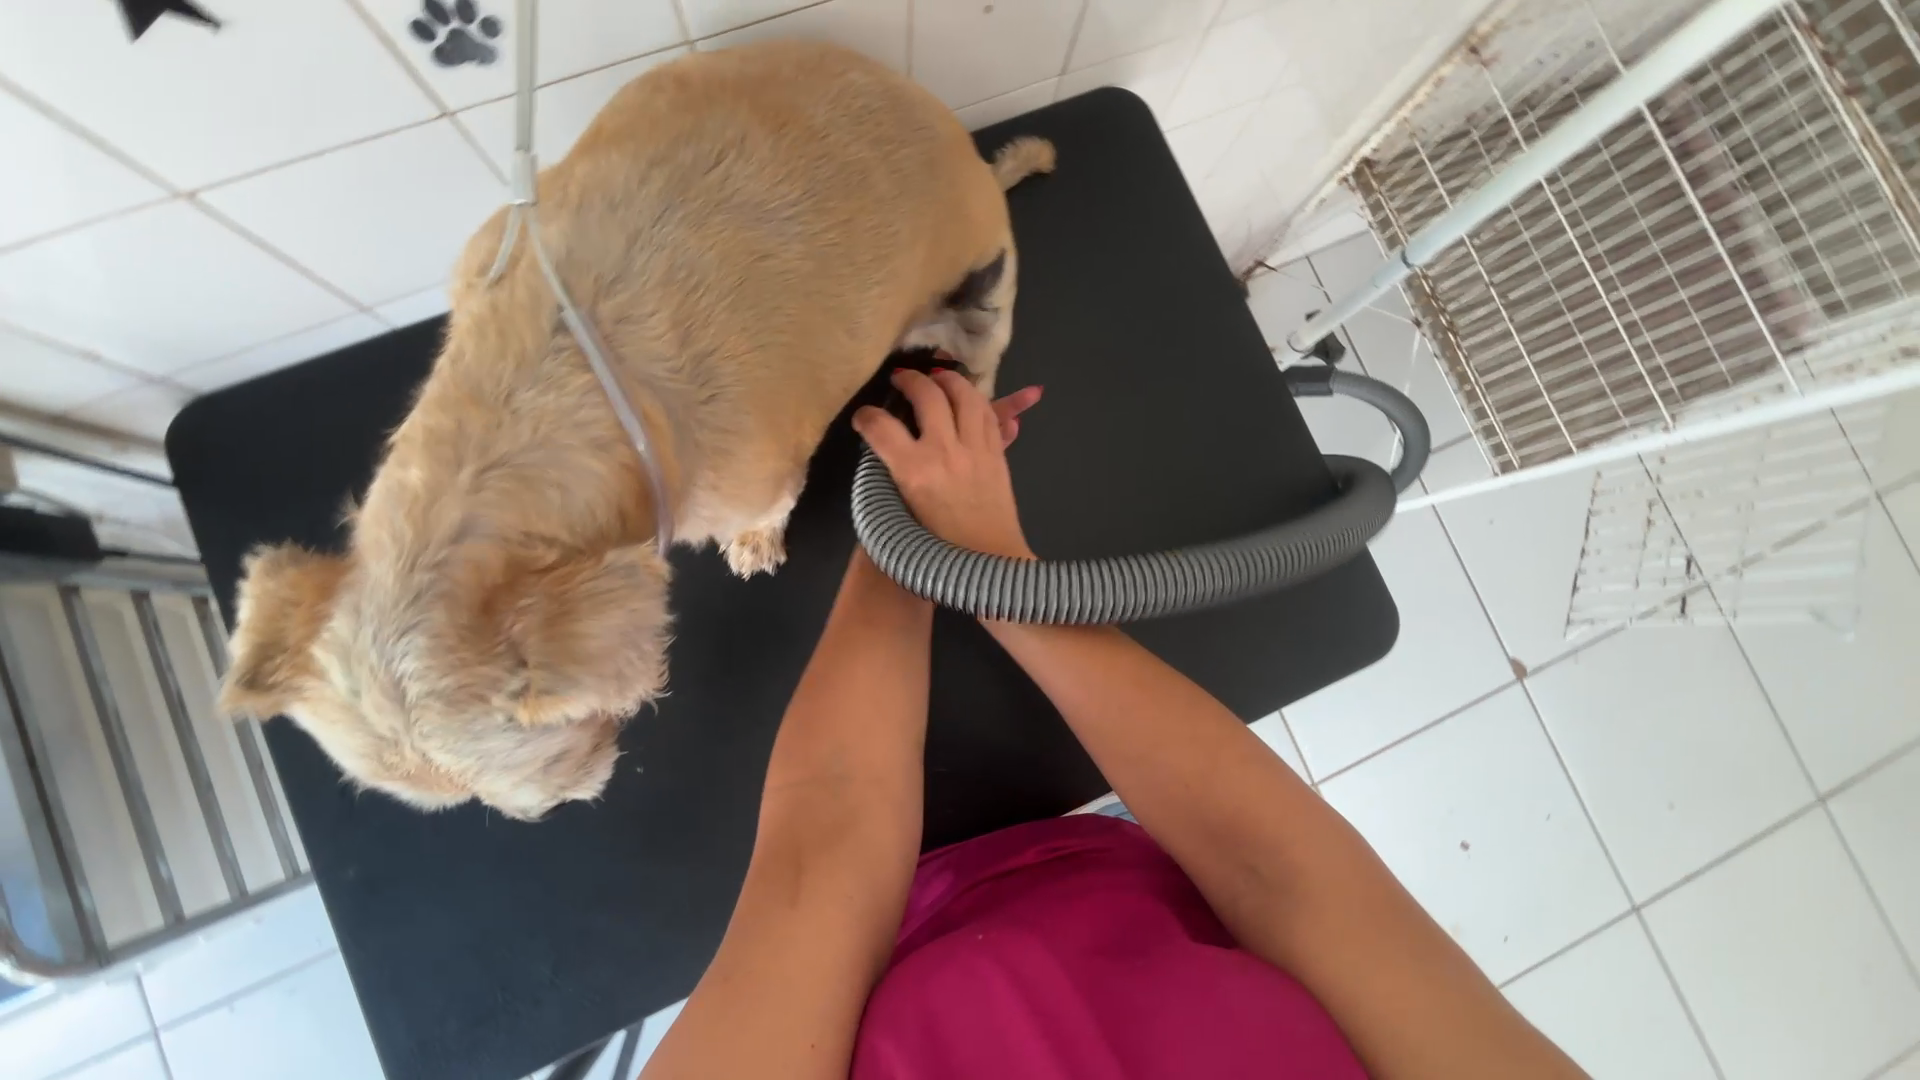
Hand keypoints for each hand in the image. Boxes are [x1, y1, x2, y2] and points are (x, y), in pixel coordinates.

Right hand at [852, 369, 1042, 559]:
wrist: (988, 562)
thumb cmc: (938, 548)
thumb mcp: (901, 513)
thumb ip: (891, 476)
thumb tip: (884, 447)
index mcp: (914, 471)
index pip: (881, 427)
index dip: (865, 416)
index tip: (863, 417)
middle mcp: (946, 452)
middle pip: (927, 395)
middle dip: (909, 379)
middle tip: (900, 378)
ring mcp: (976, 449)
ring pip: (965, 395)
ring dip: (948, 379)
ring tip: (937, 377)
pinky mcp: (997, 453)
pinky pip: (988, 413)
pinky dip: (975, 399)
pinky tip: (967, 397)